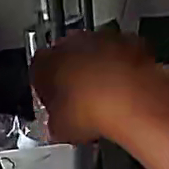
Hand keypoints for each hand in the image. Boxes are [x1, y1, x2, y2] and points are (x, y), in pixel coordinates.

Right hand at [29, 30, 168, 144]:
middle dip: (72, 76)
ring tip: (104, 100)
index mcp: (46, 61)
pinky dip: (123, 70)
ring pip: (95, 53)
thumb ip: (55, 122)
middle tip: (78, 101)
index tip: (52, 101)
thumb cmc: (91, 109)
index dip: (45, 89)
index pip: (38, 71)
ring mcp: (103, 40)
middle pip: (67, 58)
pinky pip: (122, 56)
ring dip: (98, 71)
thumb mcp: (60, 128)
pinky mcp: (130, 44)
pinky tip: (125, 93)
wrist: (129, 101)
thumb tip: (59, 127)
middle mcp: (72, 44)